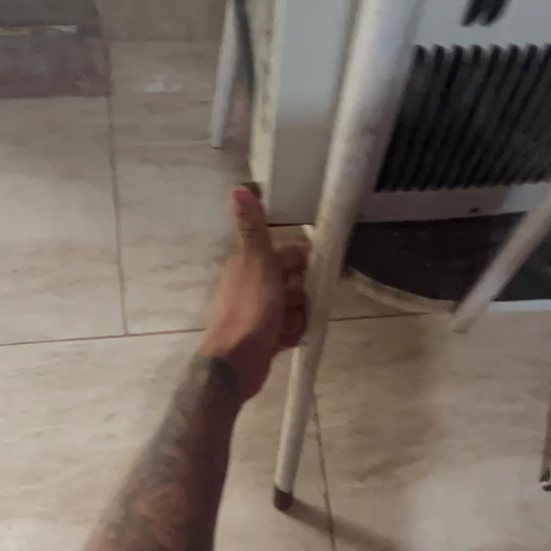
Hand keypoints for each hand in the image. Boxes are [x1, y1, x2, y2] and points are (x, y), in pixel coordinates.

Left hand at [198, 185, 307, 400]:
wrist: (236, 363)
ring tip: (283, 328)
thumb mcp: (258, 264)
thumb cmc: (250, 312)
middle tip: (291, 306)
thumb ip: (253, 228)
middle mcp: (254, 285)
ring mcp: (260, 312)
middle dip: (301, 296)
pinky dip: (290, 334)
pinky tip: (283, 342)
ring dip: (296, 318)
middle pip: (296, 283)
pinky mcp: (265, 336)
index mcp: (250, 264)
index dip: (304, 264)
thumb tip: (239, 188)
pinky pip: (290, 328)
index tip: (315, 274)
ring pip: (296, 308)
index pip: (290, 254)